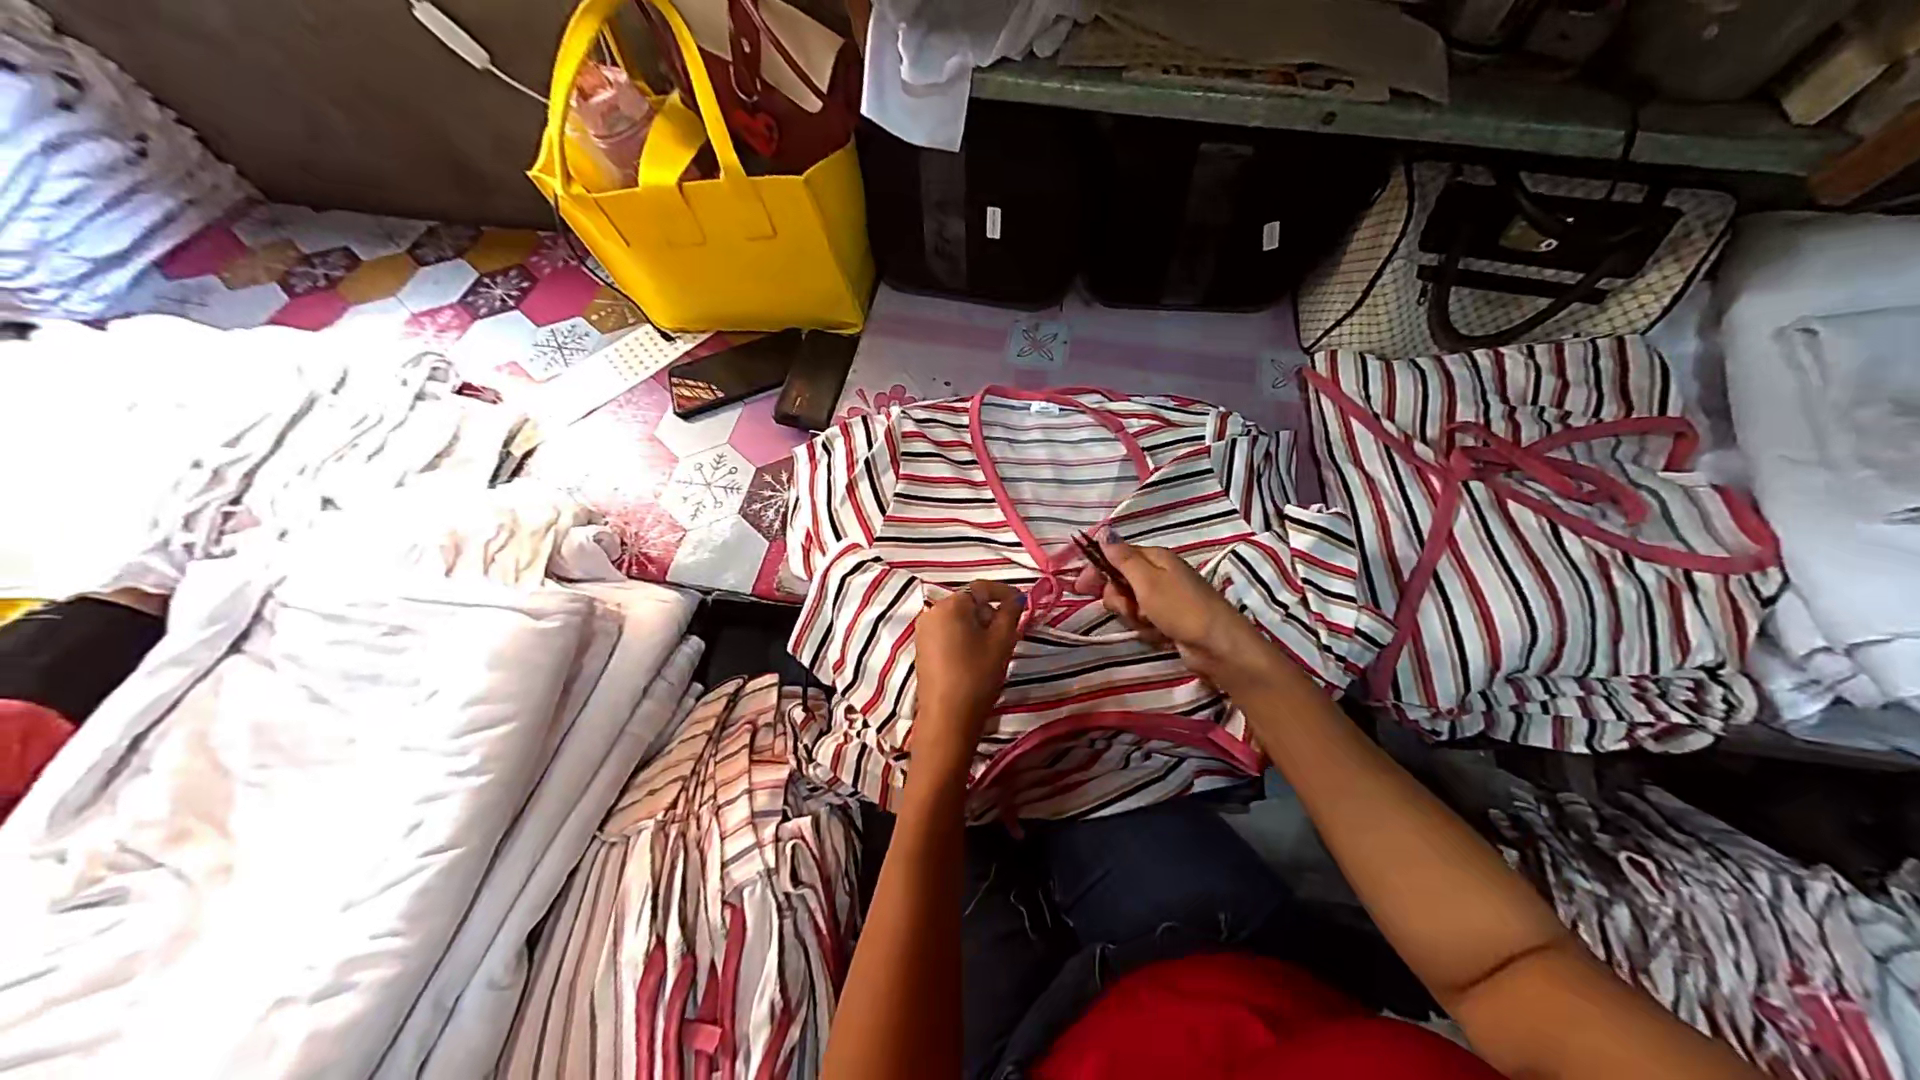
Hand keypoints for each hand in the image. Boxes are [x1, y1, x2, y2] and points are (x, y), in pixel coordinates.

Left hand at [912, 581, 1024, 775]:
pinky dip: (963, 638)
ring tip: (993, 648)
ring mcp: (923, 631)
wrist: (947, 717)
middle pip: (968, 603)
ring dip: (977, 626)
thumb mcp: (1002, 641)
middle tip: (1008, 633)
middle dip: (989, 613)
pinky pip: (947, 633)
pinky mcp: (921, 648)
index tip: (1023, 603)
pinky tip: (974, 657)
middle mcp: (932, 612)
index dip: (1004, 593)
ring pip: (958, 619)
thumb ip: (1011, 613)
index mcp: (950, 605)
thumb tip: (1015, 598)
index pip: (982, 588)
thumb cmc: (977, 675)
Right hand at [1071, 532, 1264, 684]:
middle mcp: (1159, 574)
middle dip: (1118, 597)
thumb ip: (1122, 558)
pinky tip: (1158, 634)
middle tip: (1128, 608)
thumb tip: (1104, 531)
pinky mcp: (1167, 620)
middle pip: (1120, 581)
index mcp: (1155, 557)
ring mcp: (1164, 598)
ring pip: (1129, 603)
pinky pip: (1142, 620)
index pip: (1116, 555)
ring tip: (1148, 622)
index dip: (1097, 569)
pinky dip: (1145, 627)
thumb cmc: (1181, 608)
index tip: (1081, 587)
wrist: (1217, 646)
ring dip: (1132, 615)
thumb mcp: (1147, 581)